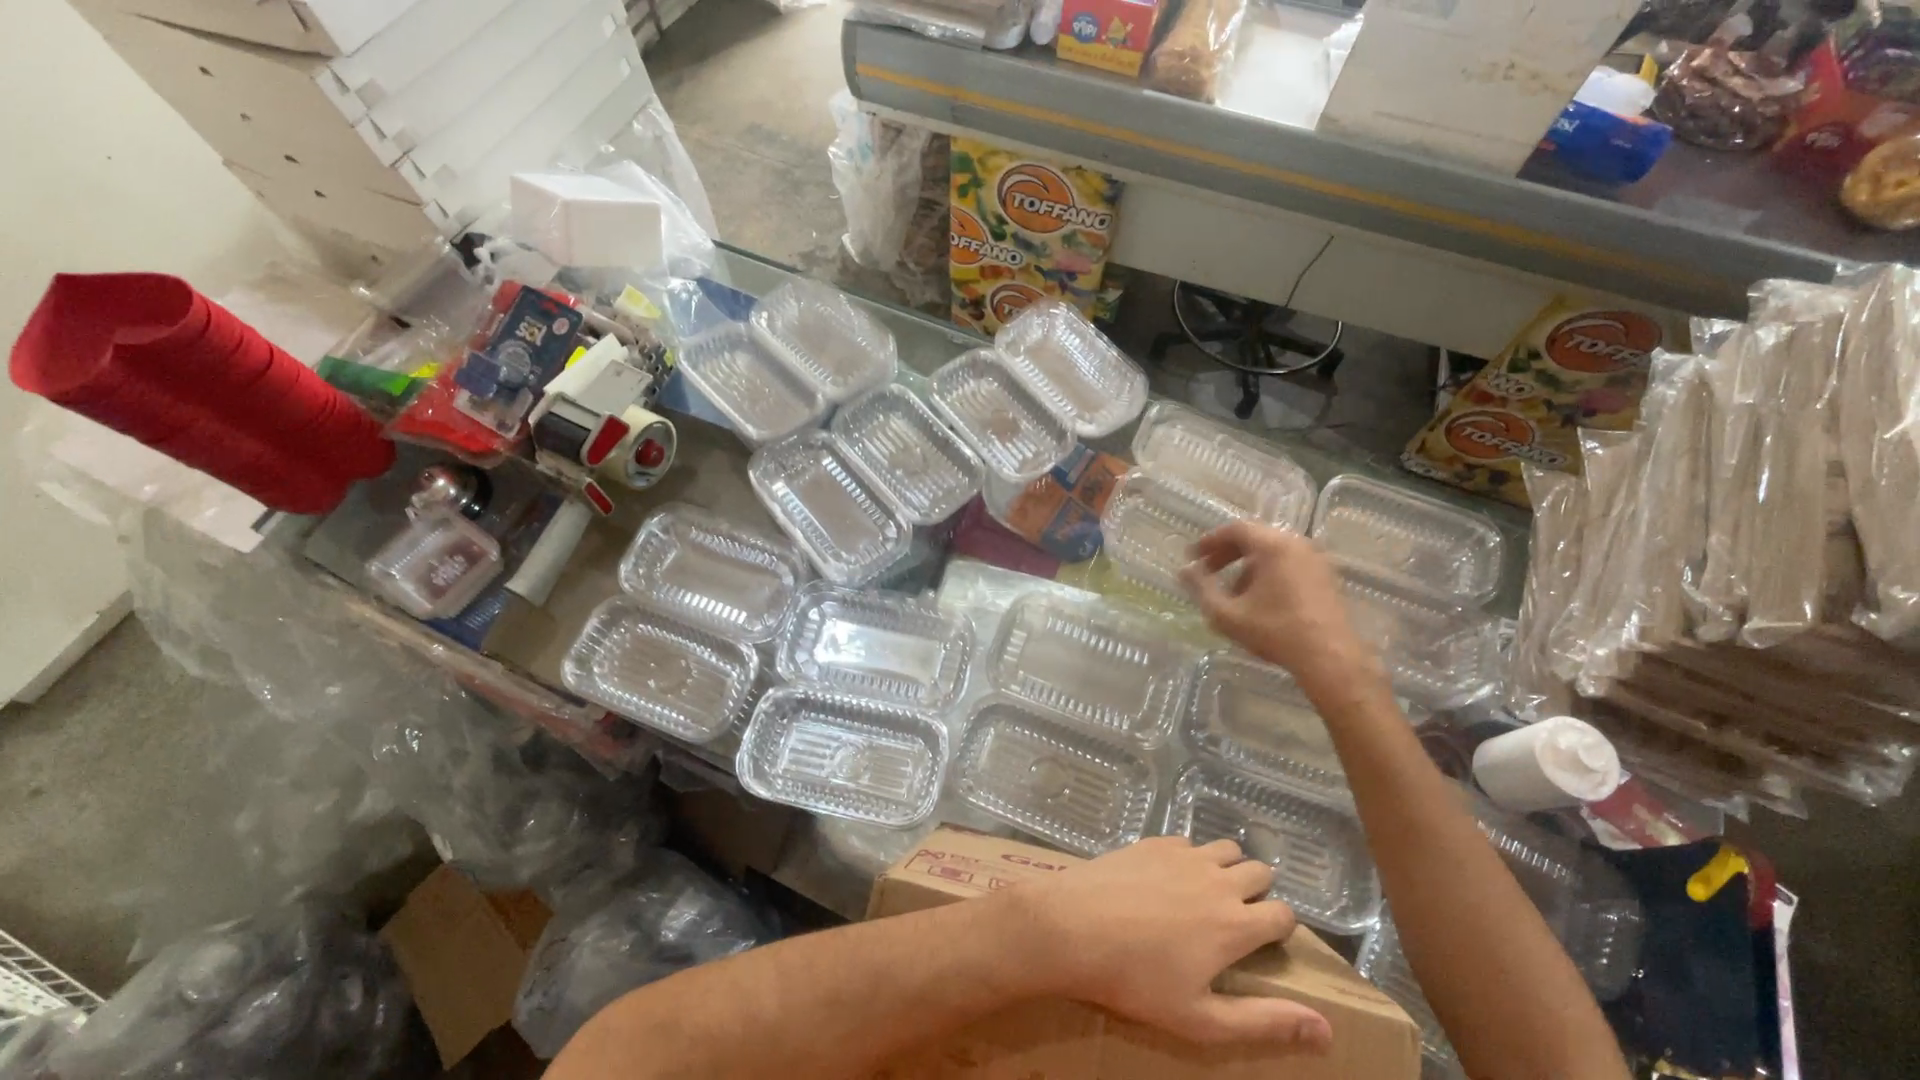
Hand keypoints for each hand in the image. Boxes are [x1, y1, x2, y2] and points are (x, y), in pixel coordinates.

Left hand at [996, 836, 1331, 1050]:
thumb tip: (1327, 1030)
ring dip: (1227, 866)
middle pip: (1260, 871)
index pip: (1284, 914)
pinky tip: (1167, 877)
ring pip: (1226, 848)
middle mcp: (1218, 880)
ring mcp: (1183, 855)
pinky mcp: (1151, 842)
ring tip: (1206, 893)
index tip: (1262, 944)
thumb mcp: (1201, 1019)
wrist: (1071, 928)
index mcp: (1236, 924)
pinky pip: (1186, 841)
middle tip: (1234, 917)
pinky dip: (1188, 856)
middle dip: (1258, 891)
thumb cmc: (1135, 981)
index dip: (1280, 929)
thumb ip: (1265, 1022)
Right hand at [1179, 522, 1385, 706]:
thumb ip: (1201, 589)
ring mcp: (1315, 559)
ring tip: (1232, 591)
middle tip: (1208, 570)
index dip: (1210, 541)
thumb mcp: (1227, 614)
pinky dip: (1269, 572)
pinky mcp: (1325, 576)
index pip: (1235, 529)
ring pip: (1273, 552)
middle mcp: (1297, 543)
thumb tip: (1184, 572)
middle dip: (1227, 553)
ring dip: (1247, 565)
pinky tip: (1259, 599)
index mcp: (1273, 545)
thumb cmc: (1275, 631)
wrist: (1329, 657)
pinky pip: (1289, 563)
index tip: (1192, 556)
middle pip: (1255, 537)